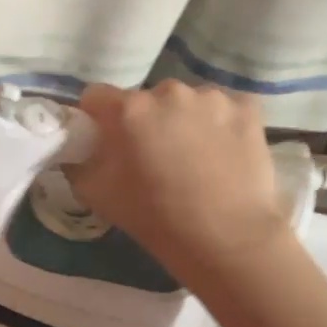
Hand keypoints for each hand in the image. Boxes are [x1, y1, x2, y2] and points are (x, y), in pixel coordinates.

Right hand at [66, 81, 288, 286]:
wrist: (225, 236)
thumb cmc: (152, 215)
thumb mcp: (95, 194)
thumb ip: (79, 163)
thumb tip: (78, 152)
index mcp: (128, 109)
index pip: (96, 96)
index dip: (95, 117)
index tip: (102, 139)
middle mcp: (168, 91)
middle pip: (145, 99)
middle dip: (143, 121)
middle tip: (151, 155)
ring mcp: (213, 97)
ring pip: (186, 102)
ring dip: (182, 120)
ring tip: (192, 156)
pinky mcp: (248, 108)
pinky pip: (223, 108)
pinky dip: (218, 124)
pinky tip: (221, 152)